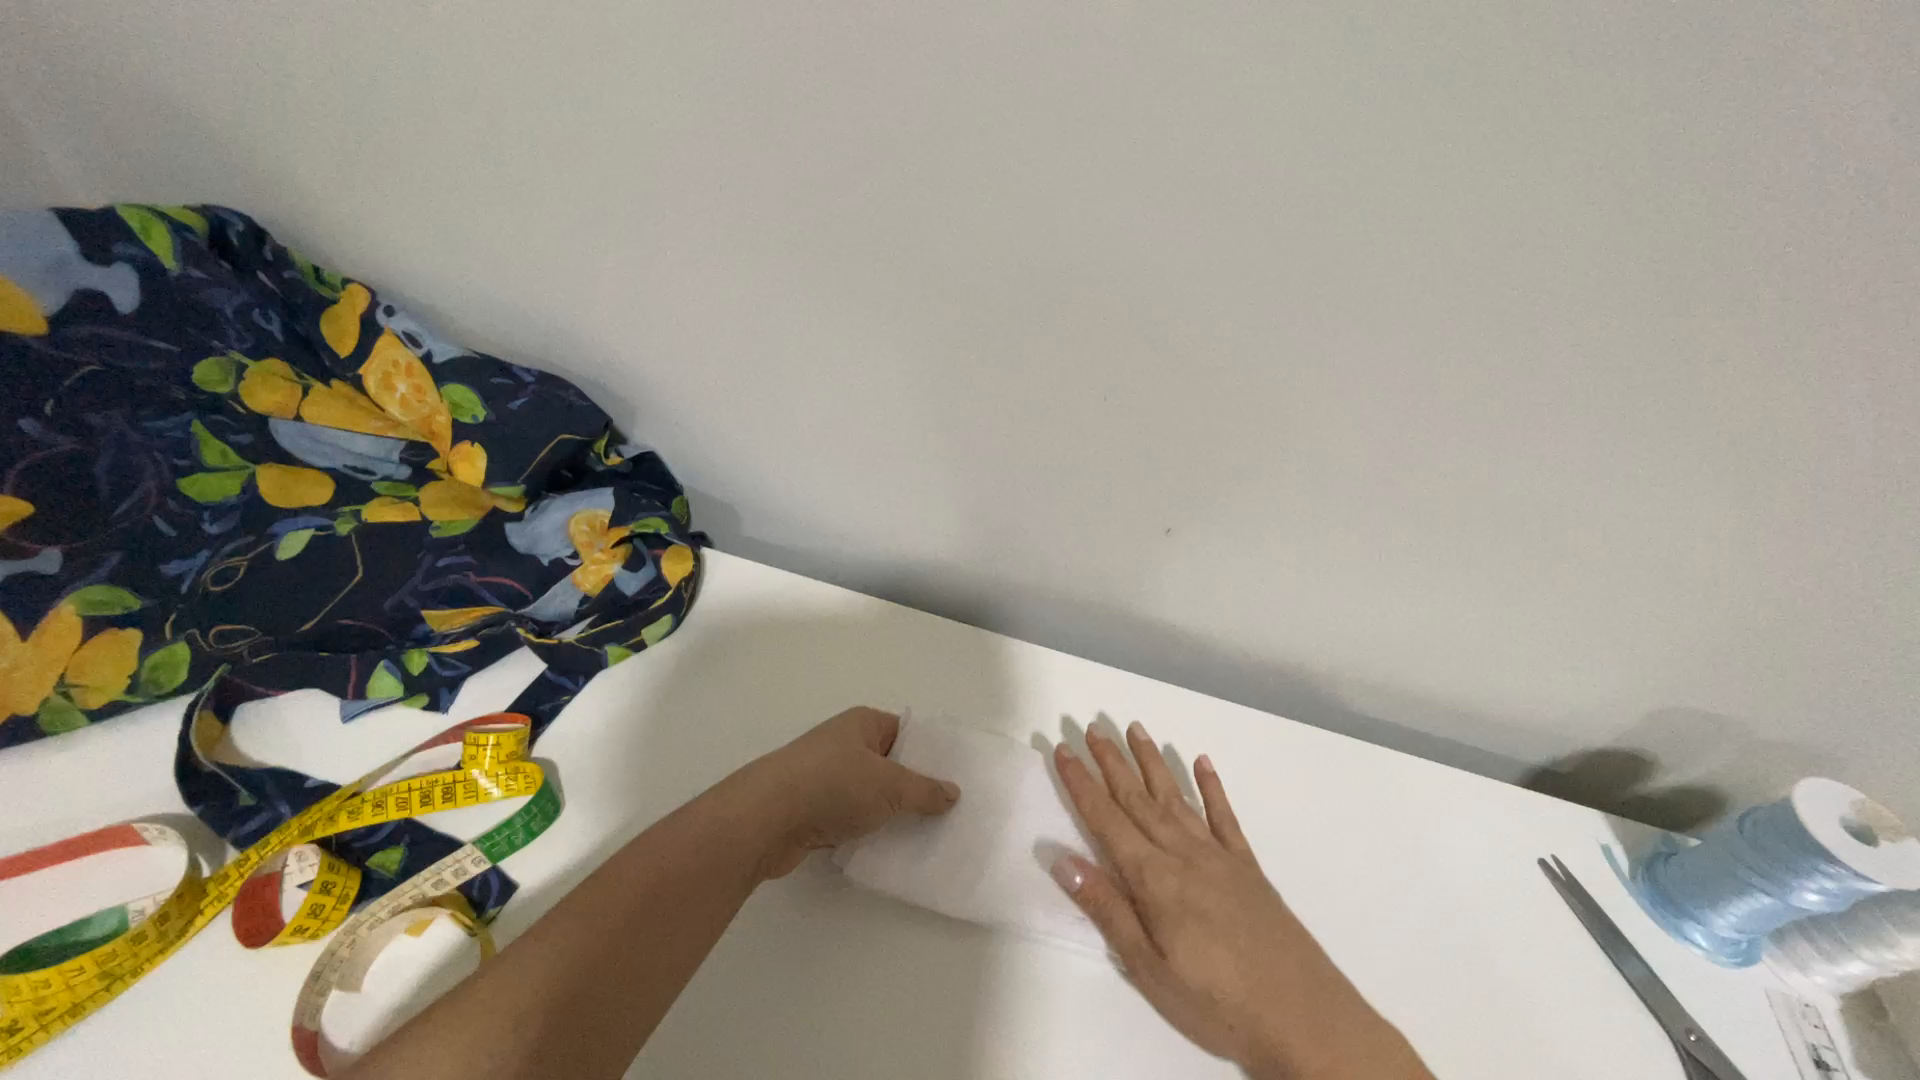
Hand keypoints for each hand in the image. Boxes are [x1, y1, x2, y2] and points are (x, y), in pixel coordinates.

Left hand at [729, 707, 959, 879]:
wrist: (765, 819)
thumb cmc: (832, 786)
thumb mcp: (890, 785)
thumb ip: (925, 790)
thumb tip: (952, 792)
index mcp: (862, 724)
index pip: (906, 733)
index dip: (931, 754)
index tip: (959, 779)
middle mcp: (844, 745)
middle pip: (890, 766)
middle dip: (916, 789)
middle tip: (950, 813)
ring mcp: (826, 778)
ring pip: (870, 796)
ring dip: (891, 815)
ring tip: (928, 837)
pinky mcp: (812, 811)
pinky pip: (851, 819)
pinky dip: (868, 833)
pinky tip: (891, 852)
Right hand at [1051, 723, 1431, 1079]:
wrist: (1304, 1017)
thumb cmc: (1215, 1002)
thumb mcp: (1148, 968)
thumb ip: (1107, 909)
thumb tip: (1062, 859)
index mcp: (1155, 879)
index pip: (1107, 821)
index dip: (1082, 785)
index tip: (1063, 750)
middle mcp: (1184, 855)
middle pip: (1139, 800)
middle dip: (1112, 763)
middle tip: (1092, 728)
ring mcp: (1219, 858)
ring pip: (1177, 798)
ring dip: (1153, 762)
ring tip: (1135, 729)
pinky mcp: (1248, 868)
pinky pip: (1225, 817)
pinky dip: (1211, 788)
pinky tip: (1202, 763)